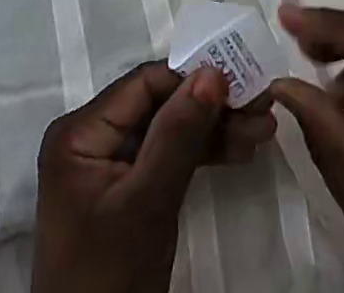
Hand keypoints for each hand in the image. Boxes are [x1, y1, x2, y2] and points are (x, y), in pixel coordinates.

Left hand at [33, 62, 276, 292]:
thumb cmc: (110, 274)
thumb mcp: (147, 203)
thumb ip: (178, 136)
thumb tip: (212, 72)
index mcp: (80, 130)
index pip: (142, 85)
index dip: (192, 77)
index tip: (243, 79)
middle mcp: (90, 138)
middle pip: (156, 106)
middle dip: (209, 106)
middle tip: (263, 107)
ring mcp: (107, 166)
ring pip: (165, 132)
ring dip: (212, 130)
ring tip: (262, 130)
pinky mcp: (125, 192)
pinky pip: (164, 159)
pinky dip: (199, 154)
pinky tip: (237, 151)